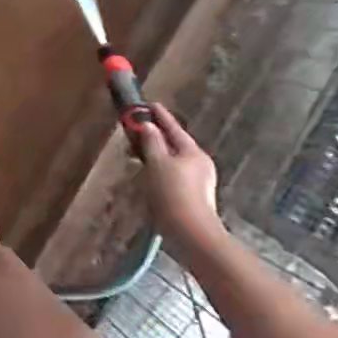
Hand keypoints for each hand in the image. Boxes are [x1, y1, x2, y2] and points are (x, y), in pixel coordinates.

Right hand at [137, 103, 225, 255]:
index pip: (174, 128)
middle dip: (156, 136)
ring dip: (156, 154)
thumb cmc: (173, 193)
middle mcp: (200, 164)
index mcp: (193, 152)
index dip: (160, 115)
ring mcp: (199, 181)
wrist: (190, 233)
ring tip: (138, 152)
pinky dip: (160, 168)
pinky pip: (173, 173)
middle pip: (175, 144)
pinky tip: (149, 174)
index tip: (149, 103)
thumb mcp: (157, 163)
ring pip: (173, 160)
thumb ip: (151, 141)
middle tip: (137, 129)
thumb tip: (147, 125)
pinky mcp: (193, 196)